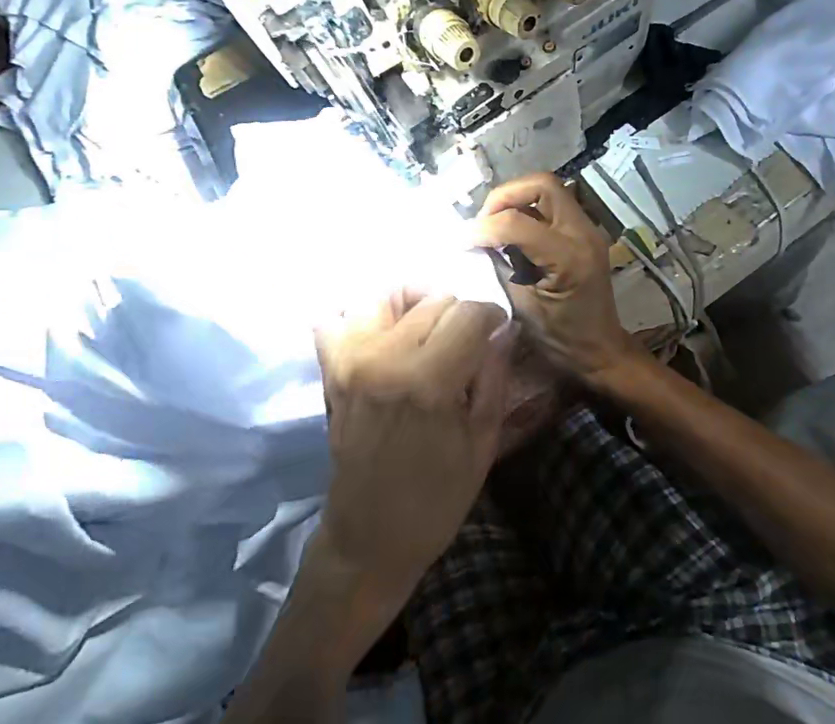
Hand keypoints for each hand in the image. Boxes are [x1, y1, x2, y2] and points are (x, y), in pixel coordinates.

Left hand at [313, 290, 514, 596]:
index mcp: (428, 382)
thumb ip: (494, 376)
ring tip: (428, 330)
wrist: (369, 539)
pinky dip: (360, 318)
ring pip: (387, 296)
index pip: (467, 312)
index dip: (491, 315)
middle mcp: (384, 359)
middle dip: (458, 314)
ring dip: (413, 305)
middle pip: (432, 300)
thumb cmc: (436, 501)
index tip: (497, 331)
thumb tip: (503, 327)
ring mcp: (350, 361)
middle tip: (466, 343)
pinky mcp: (330, 370)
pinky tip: (383, 335)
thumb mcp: (482, 444)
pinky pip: (336, 319)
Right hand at [468, 173, 650, 383]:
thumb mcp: (520, 306)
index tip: (461, 241)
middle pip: (541, 185)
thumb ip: (497, 268)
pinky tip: (510, 234)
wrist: (599, 350)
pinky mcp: (583, 231)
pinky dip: (525, 210)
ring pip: (546, 189)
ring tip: (494, 227)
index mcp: (569, 258)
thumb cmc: (560, 338)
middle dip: (504, 197)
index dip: (482, 228)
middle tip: (483, 223)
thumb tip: (472, 244)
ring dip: (514, 200)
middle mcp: (583, 233)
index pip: (517, 223)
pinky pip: (550, 205)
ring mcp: (587, 229)